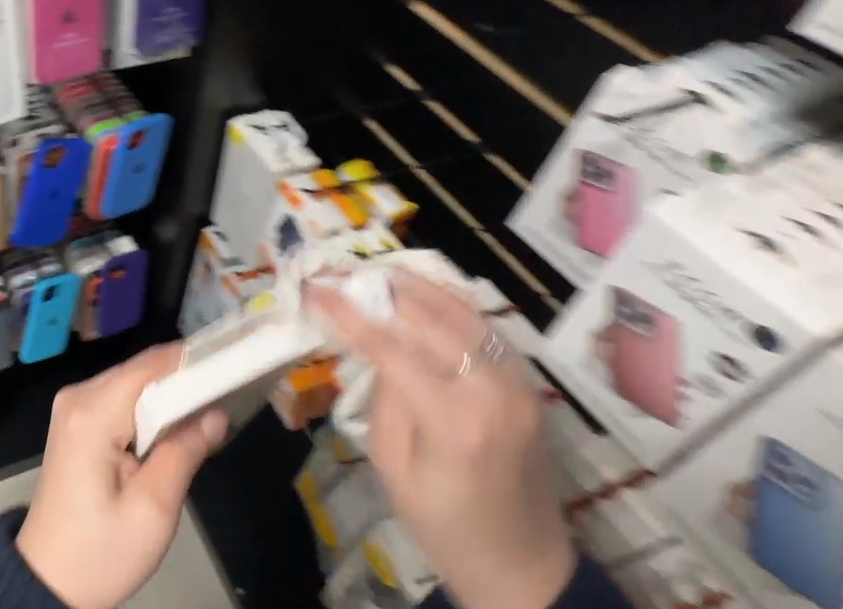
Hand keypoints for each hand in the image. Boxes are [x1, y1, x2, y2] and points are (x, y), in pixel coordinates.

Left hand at [16, 344, 228, 608]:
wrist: (50, 580)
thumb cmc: (101, 552)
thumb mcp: (153, 510)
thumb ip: (184, 453)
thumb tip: (216, 412)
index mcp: (91, 414)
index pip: (148, 367)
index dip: (191, 361)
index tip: (233, 361)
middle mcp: (77, 398)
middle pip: (139, 370)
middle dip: (185, 376)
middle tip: (231, 386)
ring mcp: (73, 408)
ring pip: (132, 382)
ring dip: (170, 392)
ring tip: (215, 402)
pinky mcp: (77, 422)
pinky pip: (120, 398)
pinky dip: (151, 406)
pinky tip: (179, 422)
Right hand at [312, 274, 576, 608]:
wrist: (526, 568)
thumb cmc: (444, 528)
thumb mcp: (393, 467)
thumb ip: (384, 398)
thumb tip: (374, 345)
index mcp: (453, 420)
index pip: (390, 346)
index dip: (348, 313)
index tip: (315, 289)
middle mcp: (492, 391)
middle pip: (429, 316)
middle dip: (379, 289)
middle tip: (340, 274)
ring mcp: (518, 385)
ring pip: (463, 311)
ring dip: (416, 286)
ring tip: (375, 273)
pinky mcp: (527, 385)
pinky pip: (485, 327)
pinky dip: (450, 303)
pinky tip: (420, 294)